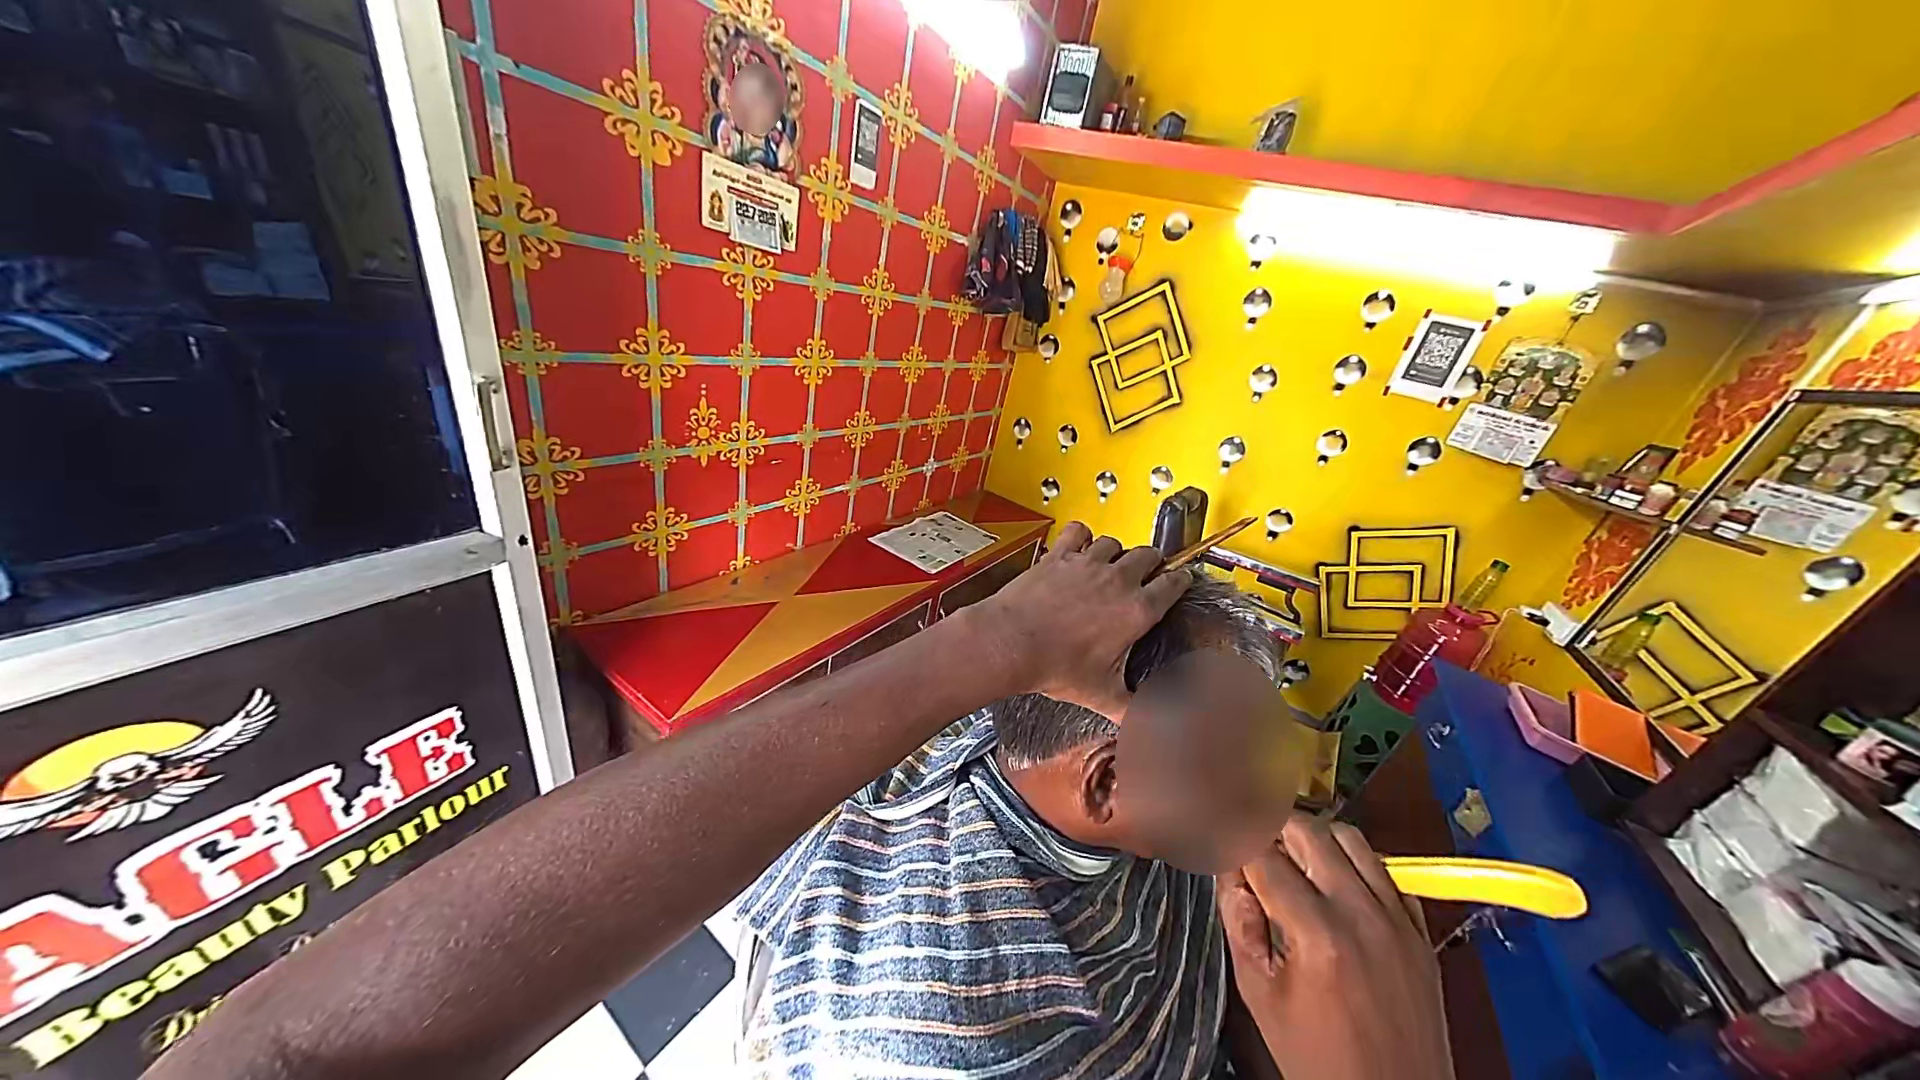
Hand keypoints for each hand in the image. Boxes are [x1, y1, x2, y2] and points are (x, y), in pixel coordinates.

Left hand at [963, 522, 1187, 719]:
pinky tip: (1080, 542)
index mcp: (1136, 610)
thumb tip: (1150, 725)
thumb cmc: (1054, 664)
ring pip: (1115, 542)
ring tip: (1113, 561)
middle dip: (1152, 562)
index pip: (1173, 583)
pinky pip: (1079, 531)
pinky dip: (1082, 534)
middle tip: (1148, 570)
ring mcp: (1087, 564)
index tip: (1180, 579)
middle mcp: (1116, 580)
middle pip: (1148, 555)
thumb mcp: (1102, 694)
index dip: (1180, 580)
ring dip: (1117, 551)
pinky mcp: (1060, 555)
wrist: (1011, 642)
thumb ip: (1132, 710)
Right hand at [1219, 815, 1453, 1079]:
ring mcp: (1398, 921)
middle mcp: (1363, 916)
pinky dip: (1354, 863)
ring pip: (1350, 838)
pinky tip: (1334, 884)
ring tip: (1291, 859)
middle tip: (1252, 844)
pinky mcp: (1418, 932)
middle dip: (1271, 828)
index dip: (1233, 836)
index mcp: (1318, 934)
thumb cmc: (1319, 1057)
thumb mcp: (1258, 991)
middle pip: (1308, 830)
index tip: (1218, 829)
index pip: (1263, 854)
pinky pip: (1384, 870)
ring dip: (1314, 837)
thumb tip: (1230, 869)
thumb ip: (1238, 920)